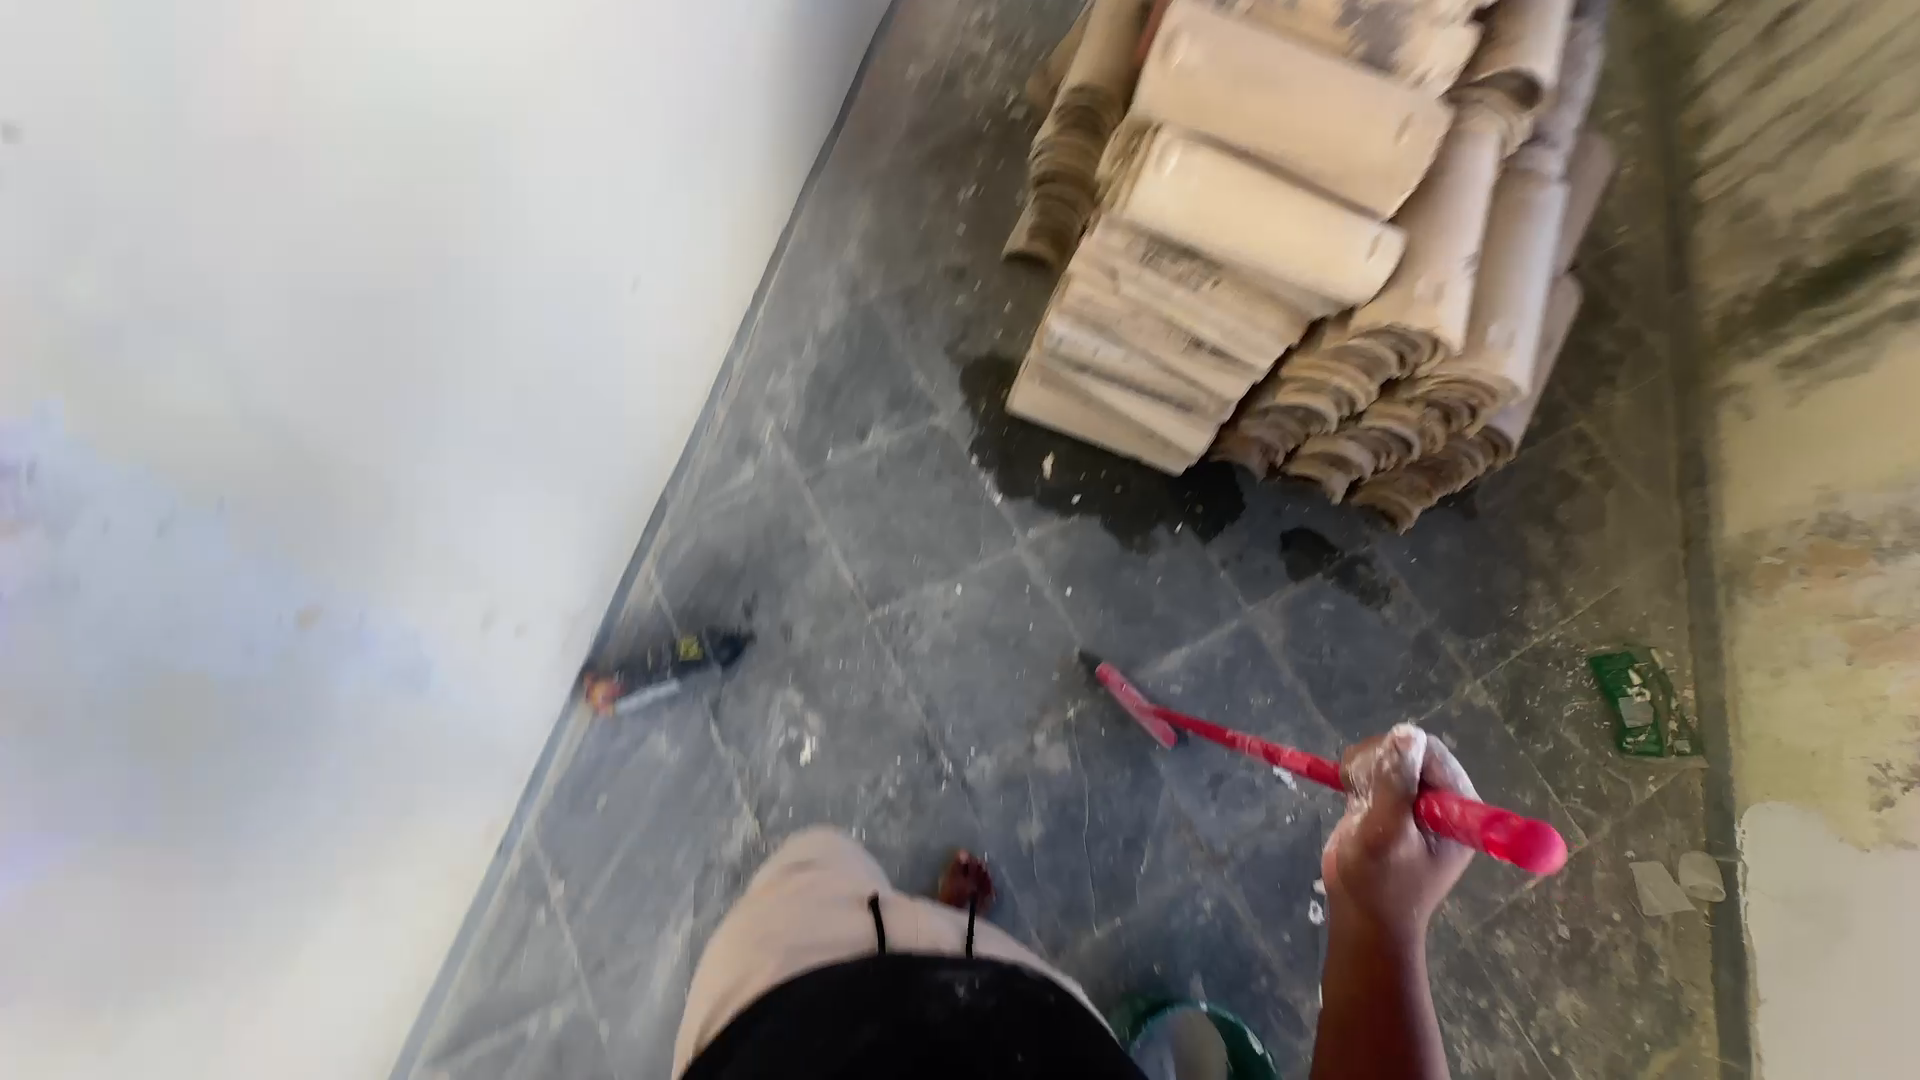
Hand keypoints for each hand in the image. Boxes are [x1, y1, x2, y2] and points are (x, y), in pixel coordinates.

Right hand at [1321, 724, 1475, 940]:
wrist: (1361, 913)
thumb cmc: (1380, 883)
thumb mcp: (1386, 833)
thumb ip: (1395, 784)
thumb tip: (1406, 732)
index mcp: (1458, 807)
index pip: (1432, 753)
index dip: (1399, 755)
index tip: (1374, 778)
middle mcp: (1442, 799)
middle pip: (1409, 747)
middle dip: (1377, 761)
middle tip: (1360, 791)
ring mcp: (1416, 799)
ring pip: (1388, 752)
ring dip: (1363, 766)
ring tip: (1355, 797)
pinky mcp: (1391, 799)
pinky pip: (1375, 765)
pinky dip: (1356, 772)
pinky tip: (1351, 794)